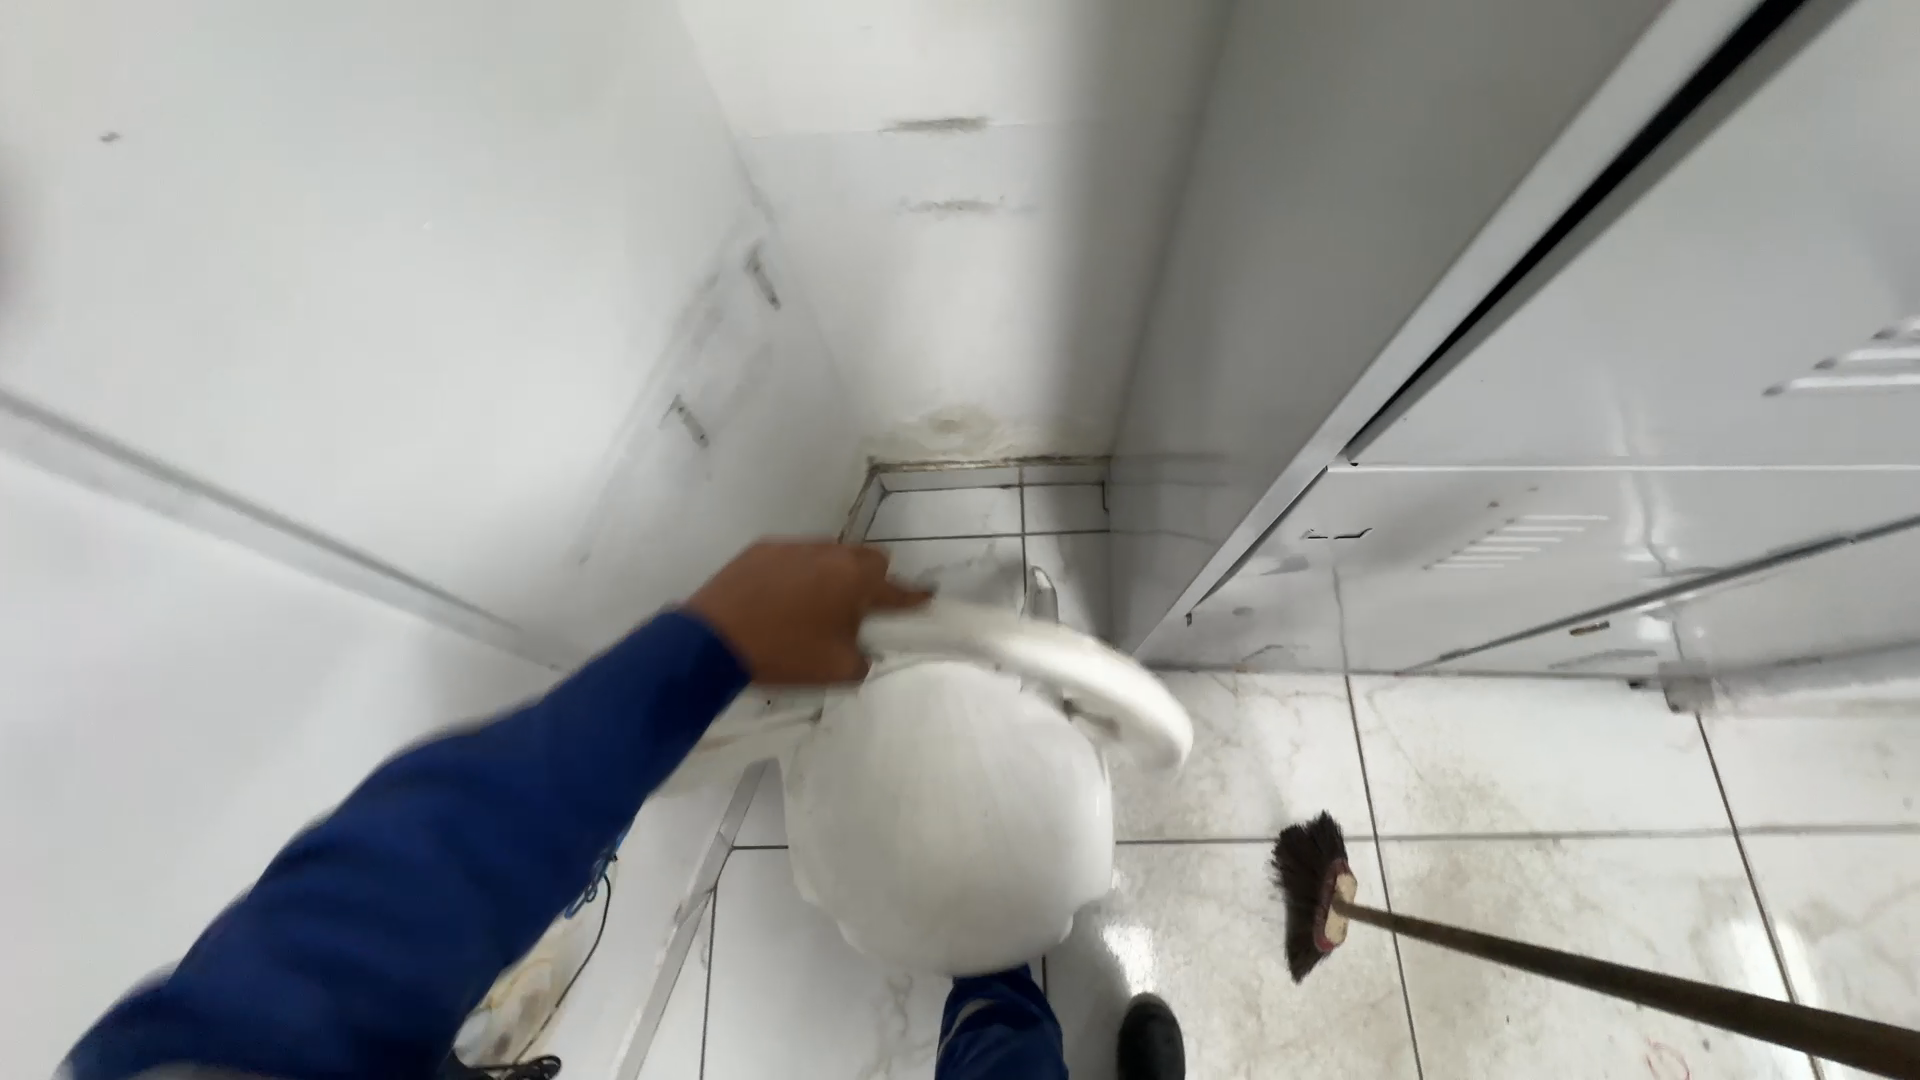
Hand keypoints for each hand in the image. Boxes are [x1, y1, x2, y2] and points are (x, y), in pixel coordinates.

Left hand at [683, 539, 932, 684]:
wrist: (713, 639)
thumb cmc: (783, 653)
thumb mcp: (835, 669)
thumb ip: (862, 658)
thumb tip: (861, 649)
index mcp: (855, 580)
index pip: (896, 589)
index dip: (913, 597)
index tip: (925, 596)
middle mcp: (831, 554)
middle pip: (867, 559)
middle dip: (872, 580)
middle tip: (858, 607)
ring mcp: (795, 547)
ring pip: (830, 554)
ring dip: (834, 574)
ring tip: (816, 603)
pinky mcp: (763, 548)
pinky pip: (796, 556)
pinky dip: (799, 573)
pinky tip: (781, 597)